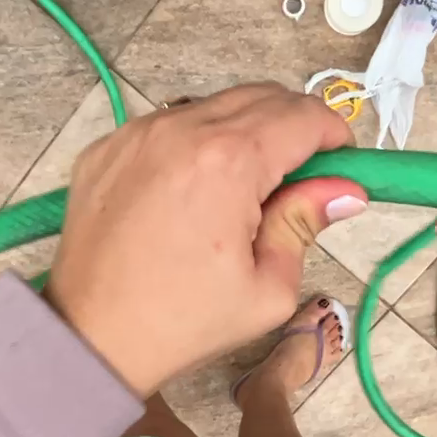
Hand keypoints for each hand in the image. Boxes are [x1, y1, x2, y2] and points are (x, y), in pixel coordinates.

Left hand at [47, 83, 367, 396]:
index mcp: (228, 162)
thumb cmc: (182, 323)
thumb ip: (306, 224)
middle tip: (295, 182)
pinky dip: (193, 145)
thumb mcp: (267, 288)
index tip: (337, 165)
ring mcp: (136, 133)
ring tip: (238, 193)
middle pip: (262, 98)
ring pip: (213, 107)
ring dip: (242, 134)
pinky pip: (167, 126)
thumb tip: (344, 190)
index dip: (332, 136)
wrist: (91, 339)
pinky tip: (189, 195)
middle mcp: (180, 129)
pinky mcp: (106, 147)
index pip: (302, 116)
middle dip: (292, 130)